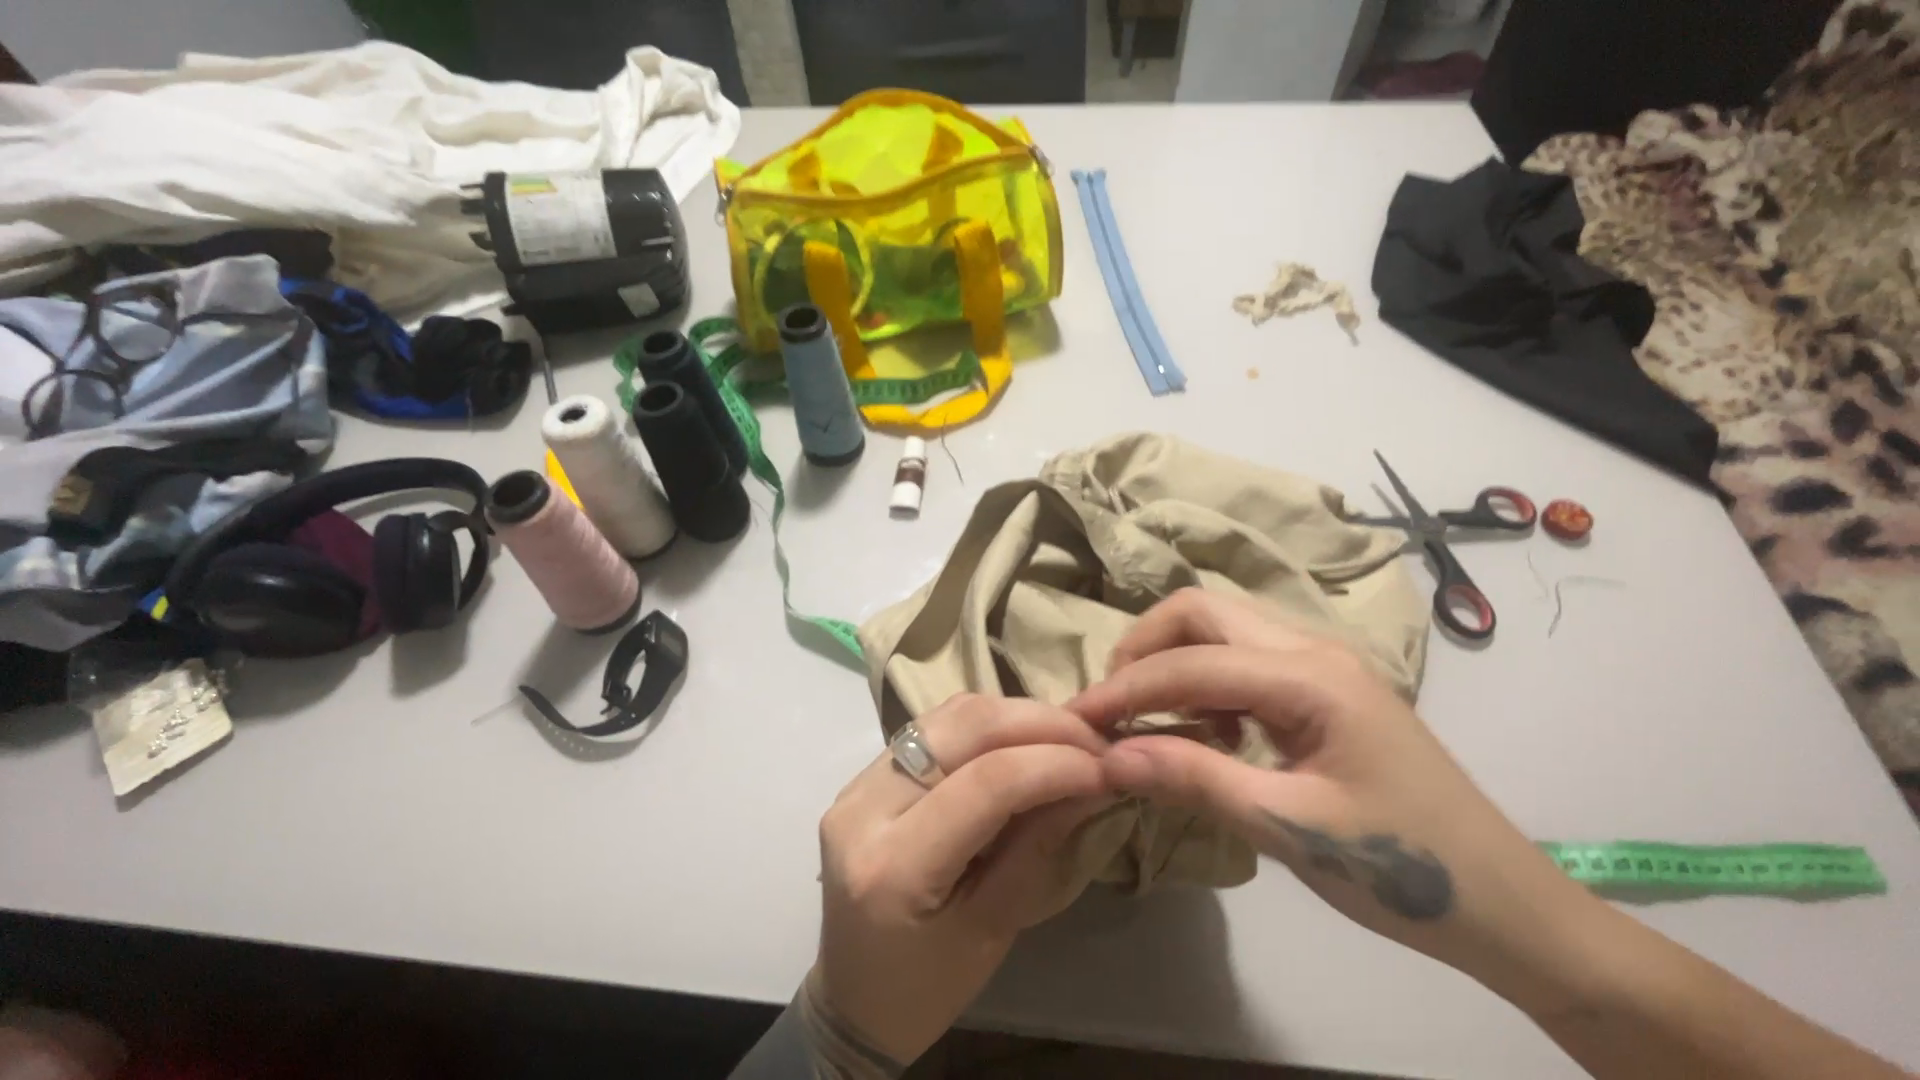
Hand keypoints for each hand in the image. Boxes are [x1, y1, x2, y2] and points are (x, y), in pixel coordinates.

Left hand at [814, 694, 1111, 1066]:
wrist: (853, 1001)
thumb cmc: (928, 987)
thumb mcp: (994, 928)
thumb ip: (1040, 846)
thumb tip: (1096, 780)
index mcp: (892, 867)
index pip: (985, 783)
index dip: (1055, 763)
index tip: (1109, 766)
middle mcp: (863, 808)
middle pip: (964, 726)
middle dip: (1042, 723)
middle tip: (1097, 742)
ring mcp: (856, 784)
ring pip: (949, 715)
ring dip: (1017, 717)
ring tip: (1069, 740)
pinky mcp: (863, 776)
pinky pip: (934, 728)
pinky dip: (988, 727)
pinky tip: (1024, 744)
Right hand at [1067, 589, 1597, 979]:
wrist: (1503, 902)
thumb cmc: (1400, 869)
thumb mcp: (1289, 828)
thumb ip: (1195, 779)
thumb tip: (1107, 755)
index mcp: (1312, 677)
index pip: (1191, 662)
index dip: (1124, 690)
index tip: (1073, 721)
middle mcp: (1315, 650)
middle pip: (1203, 611)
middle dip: (1143, 649)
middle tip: (1111, 709)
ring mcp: (1324, 665)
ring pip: (1223, 628)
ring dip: (1172, 660)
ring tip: (1144, 720)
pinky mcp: (1325, 690)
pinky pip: (1245, 659)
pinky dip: (1204, 680)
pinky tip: (1201, 731)